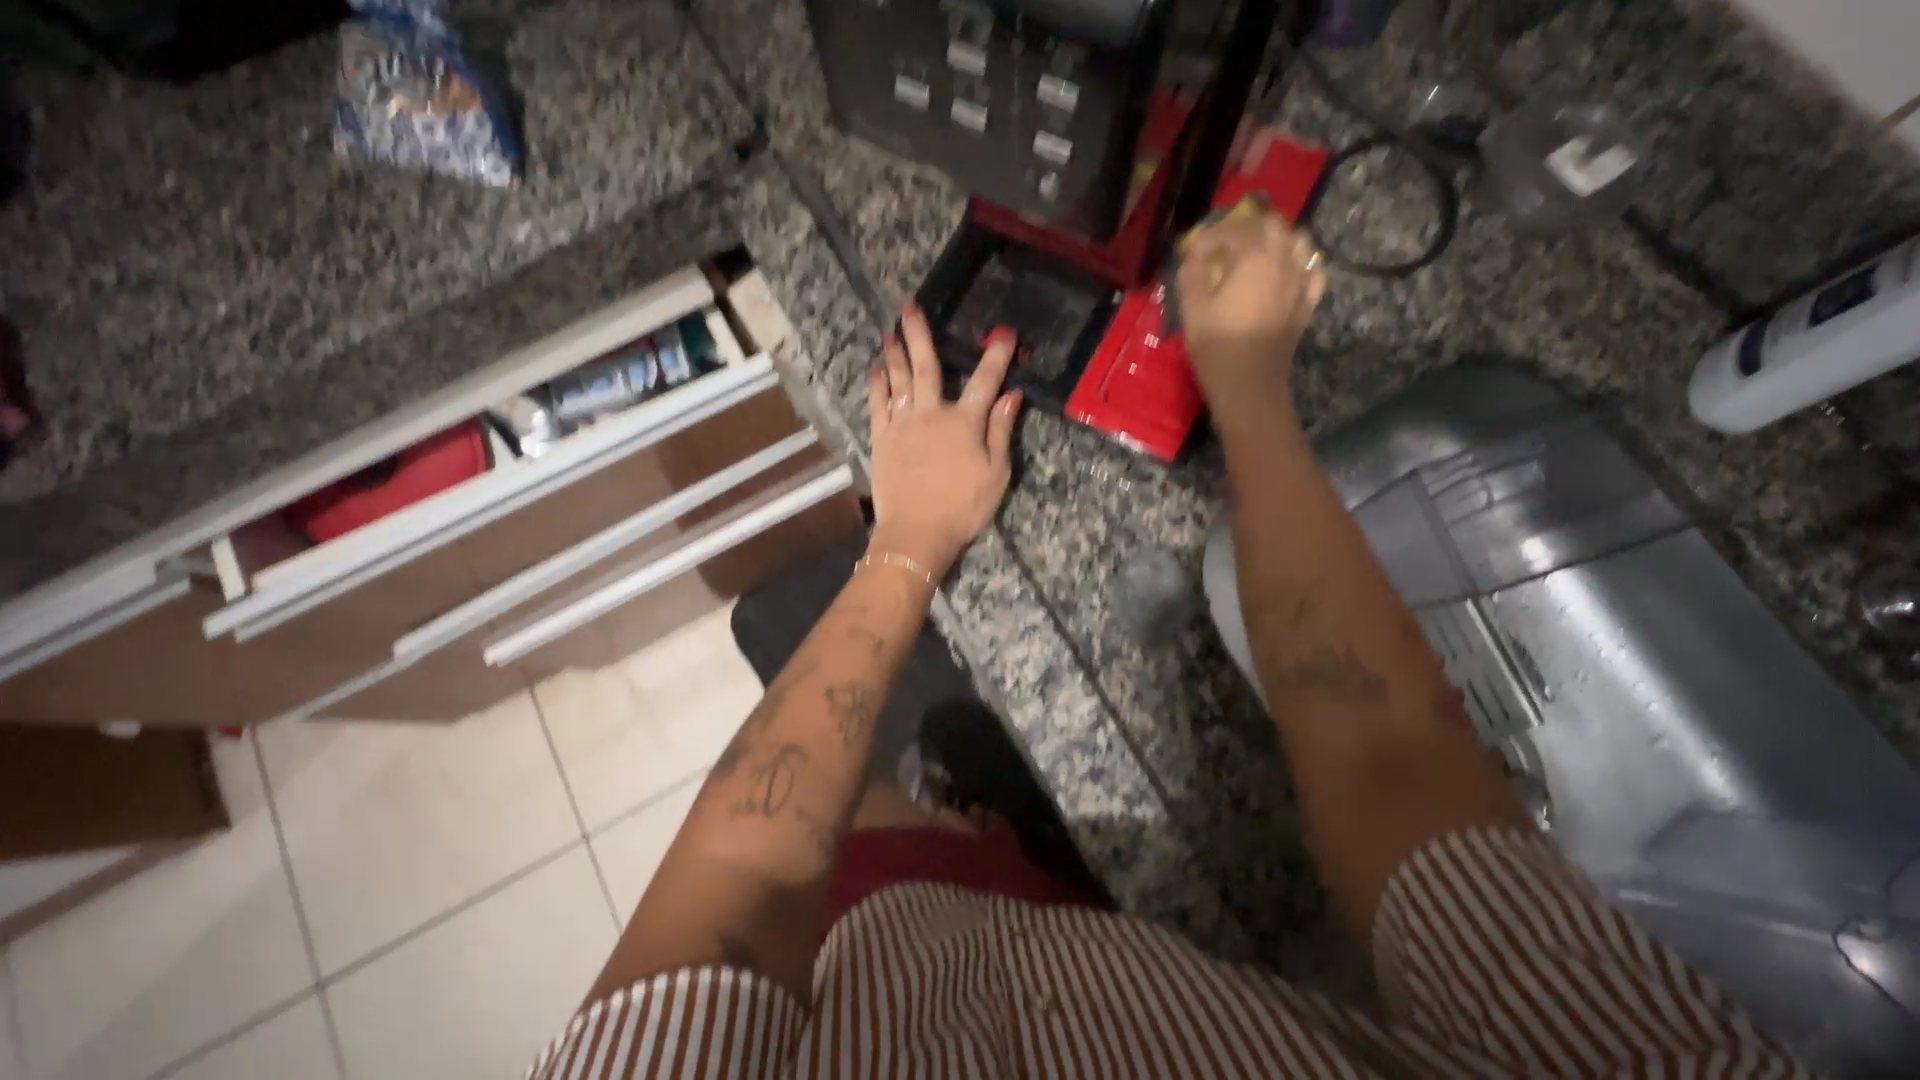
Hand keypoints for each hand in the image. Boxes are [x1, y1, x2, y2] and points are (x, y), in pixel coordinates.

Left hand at [866, 302, 1022, 577]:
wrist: (916, 532)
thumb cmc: (963, 508)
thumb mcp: (997, 474)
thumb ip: (1001, 432)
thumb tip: (1011, 396)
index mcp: (965, 422)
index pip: (985, 380)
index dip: (996, 355)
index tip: (1004, 333)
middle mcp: (932, 414)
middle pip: (927, 366)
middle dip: (920, 334)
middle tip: (910, 306)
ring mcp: (902, 425)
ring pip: (899, 380)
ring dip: (895, 353)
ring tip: (890, 330)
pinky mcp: (881, 439)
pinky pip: (877, 405)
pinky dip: (877, 386)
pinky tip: (875, 370)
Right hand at [1174, 201, 1326, 406]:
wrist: (1250, 384)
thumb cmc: (1217, 346)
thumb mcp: (1192, 309)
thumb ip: (1192, 274)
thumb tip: (1194, 258)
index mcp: (1254, 257)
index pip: (1233, 229)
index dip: (1210, 236)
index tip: (1194, 251)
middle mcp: (1283, 260)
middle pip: (1272, 225)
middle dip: (1246, 227)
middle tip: (1225, 244)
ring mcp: (1301, 281)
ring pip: (1298, 241)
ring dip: (1276, 240)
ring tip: (1256, 253)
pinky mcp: (1307, 302)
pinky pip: (1312, 270)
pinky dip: (1300, 263)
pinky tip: (1286, 272)